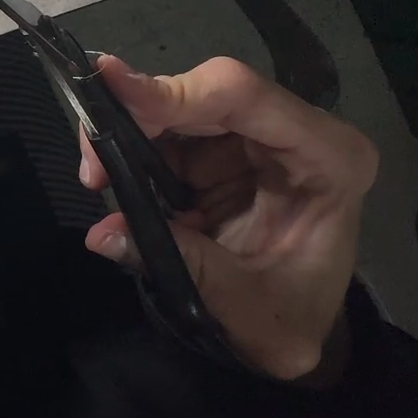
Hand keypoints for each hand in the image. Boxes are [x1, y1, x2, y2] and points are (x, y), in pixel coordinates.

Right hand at [77, 56, 378, 380]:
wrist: (291, 327)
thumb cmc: (289, 316)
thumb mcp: (246, 306)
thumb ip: (182, 261)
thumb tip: (103, 234)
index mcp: (325, 157)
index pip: (241, 96)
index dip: (173, 91)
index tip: (110, 89)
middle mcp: (287, 129)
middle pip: (194, 91)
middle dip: (133, 116)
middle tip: (92, 165)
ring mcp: (244, 131)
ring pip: (166, 99)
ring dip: (120, 128)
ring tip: (97, 177)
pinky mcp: (209, 140)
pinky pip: (154, 122)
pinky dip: (122, 142)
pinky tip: (109, 176)